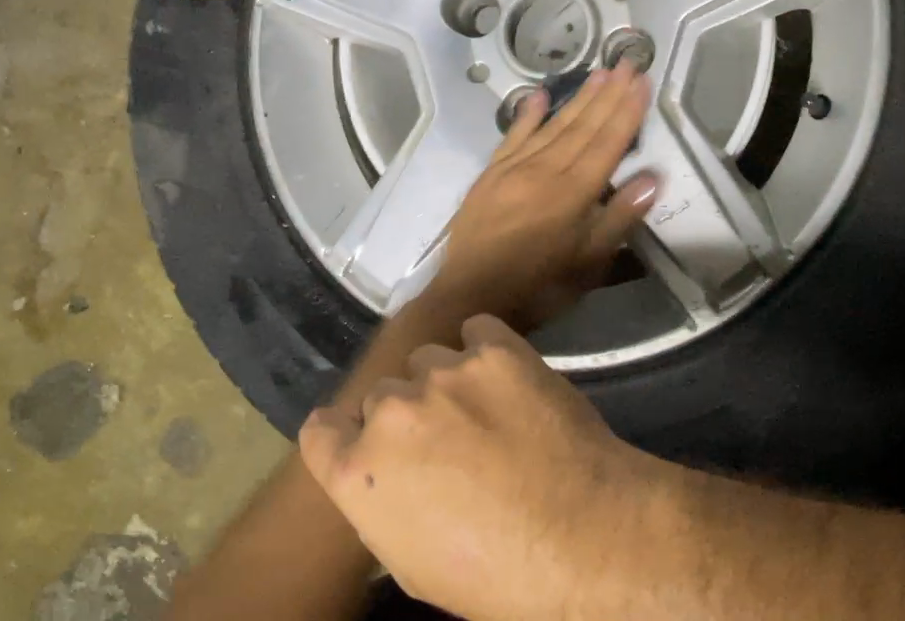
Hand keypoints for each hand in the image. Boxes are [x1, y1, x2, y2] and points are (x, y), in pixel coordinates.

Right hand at [300, 316, 653, 620]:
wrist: (581, 537)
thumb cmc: (495, 574)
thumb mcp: (414, 566)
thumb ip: (383, 507)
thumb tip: (389, 479)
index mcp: (358, 471)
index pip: (322, 430)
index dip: (344, 435)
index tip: (364, 438)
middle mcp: (391, 412)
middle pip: (383, 395)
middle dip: (407, 416)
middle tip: (447, 441)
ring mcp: (445, 375)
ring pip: (427, 360)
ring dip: (445, 381)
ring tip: (485, 408)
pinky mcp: (497, 351)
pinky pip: (476, 330)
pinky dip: (485, 348)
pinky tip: (505, 373)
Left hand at [432, 61, 657, 329]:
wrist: (469, 296)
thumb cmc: (538, 287)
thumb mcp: (588, 264)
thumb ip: (619, 218)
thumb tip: (652, 178)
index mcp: (573, 193)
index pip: (607, 142)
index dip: (628, 111)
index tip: (643, 81)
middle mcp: (545, 170)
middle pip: (583, 125)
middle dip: (609, 94)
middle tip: (627, 62)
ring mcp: (514, 168)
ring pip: (553, 125)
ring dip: (578, 98)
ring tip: (599, 72)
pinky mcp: (491, 173)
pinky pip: (514, 135)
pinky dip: (528, 114)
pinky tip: (540, 95)